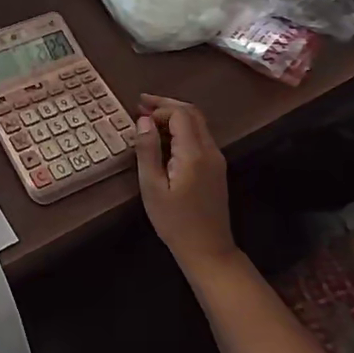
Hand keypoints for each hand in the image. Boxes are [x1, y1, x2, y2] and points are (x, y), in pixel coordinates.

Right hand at [133, 95, 238, 267]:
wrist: (208, 250)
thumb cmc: (174, 221)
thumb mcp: (152, 186)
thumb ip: (148, 150)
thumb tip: (142, 120)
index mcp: (194, 154)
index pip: (181, 114)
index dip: (159, 109)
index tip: (137, 113)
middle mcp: (210, 151)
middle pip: (193, 114)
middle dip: (167, 104)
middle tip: (141, 102)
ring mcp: (216, 160)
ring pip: (198, 124)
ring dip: (174, 115)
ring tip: (147, 118)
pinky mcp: (215, 168)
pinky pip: (199, 137)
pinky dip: (181, 129)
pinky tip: (163, 137)